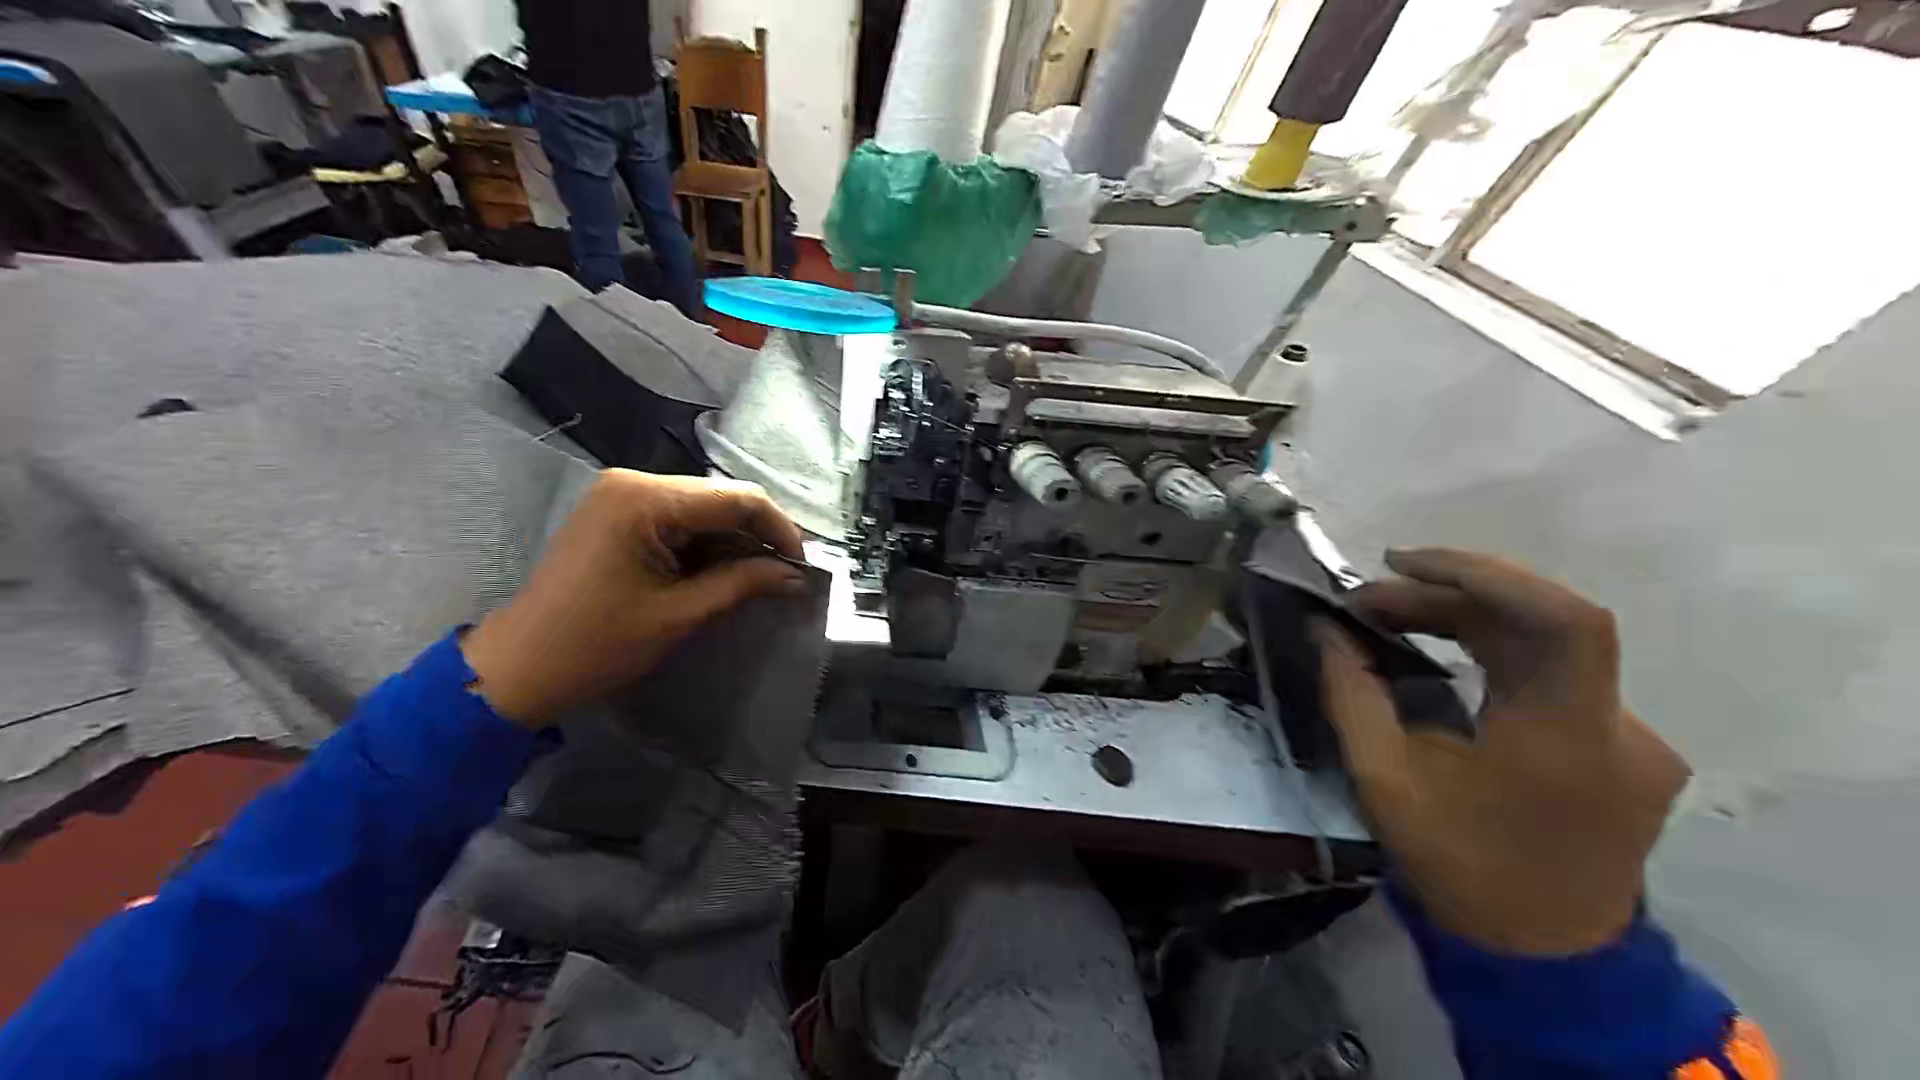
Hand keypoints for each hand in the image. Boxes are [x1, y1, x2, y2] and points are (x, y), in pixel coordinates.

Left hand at [460, 470, 806, 725]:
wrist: (518, 668)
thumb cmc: (596, 644)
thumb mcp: (680, 614)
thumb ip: (743, 583)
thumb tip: (796, 576)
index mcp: (645, 500)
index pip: (737, 498)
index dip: (779, 530)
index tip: (803, 567)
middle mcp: (634, 482)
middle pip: (721, 498)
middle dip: (758, 536)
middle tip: (785, 576)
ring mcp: (621, 495)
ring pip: (703, 508)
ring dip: (734, 542)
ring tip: (759, 579)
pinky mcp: (616, 513)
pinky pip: (678, 519)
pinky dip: (705, 544)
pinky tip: (722, 571)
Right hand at [1316, 548, 1688, 954]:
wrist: (1545, 952)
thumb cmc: (1458, 865)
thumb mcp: (1383, 779)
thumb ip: (1351, 693)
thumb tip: (1325, 629)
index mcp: (1566, 739)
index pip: (1563, 621)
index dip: (1486, 574)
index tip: (1401, 564)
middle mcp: (1617, 726)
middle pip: (1542, 620)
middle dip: (1448, 594)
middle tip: (1368, 598)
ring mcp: (1628, 734)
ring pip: (1545, 641)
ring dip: (1464, 616)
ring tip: (1388, 614)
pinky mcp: (1618, 742)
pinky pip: (1551, 669)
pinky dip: (1489, 645)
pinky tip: (1438, 647)